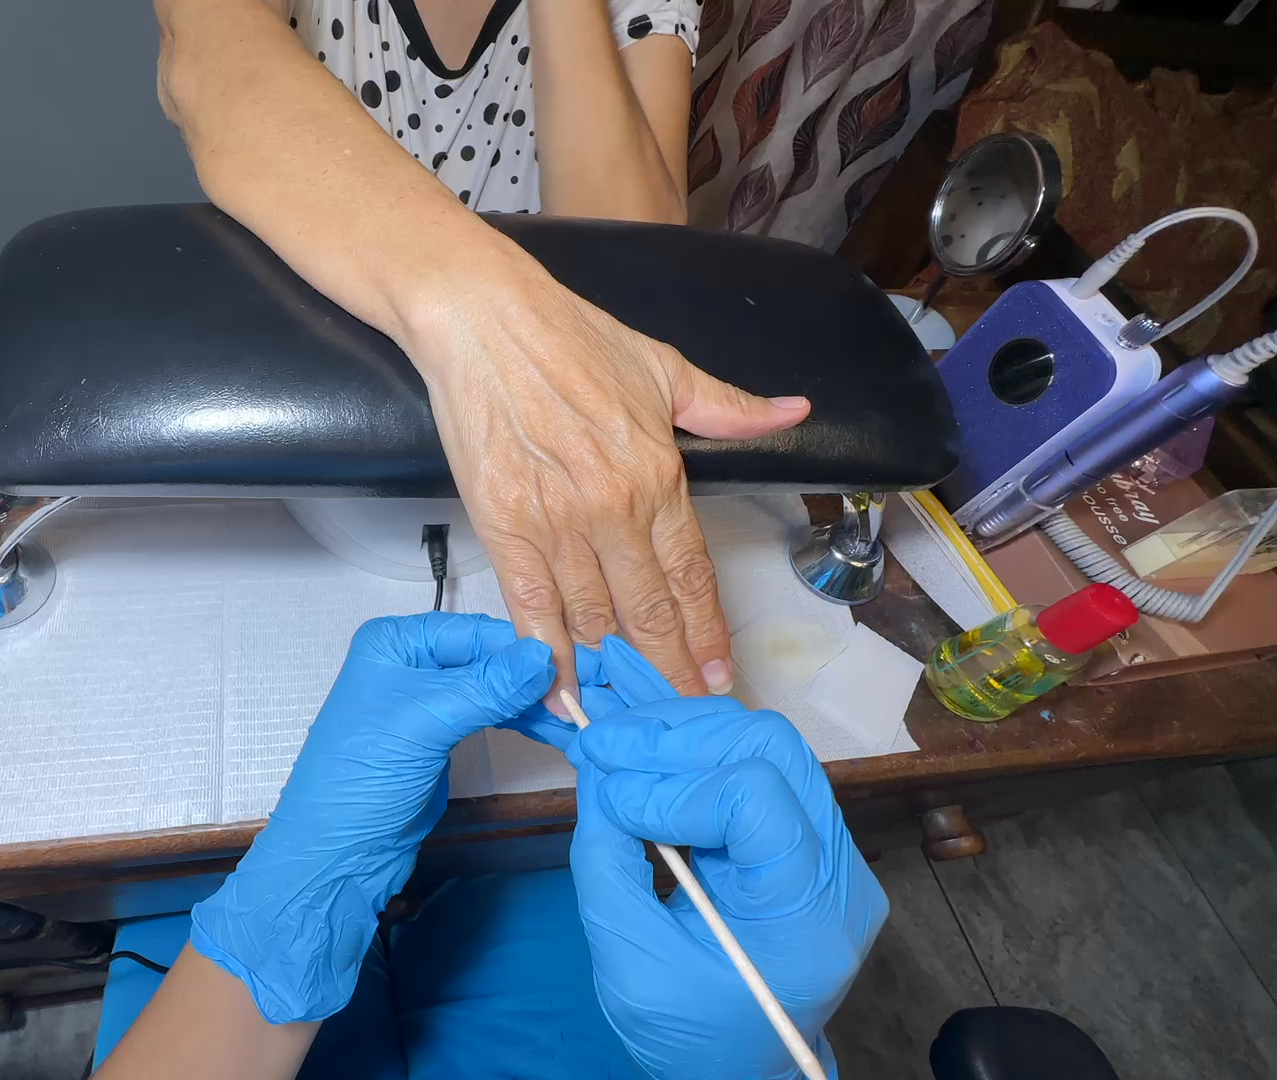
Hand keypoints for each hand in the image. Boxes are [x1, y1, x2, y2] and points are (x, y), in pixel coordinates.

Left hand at [191, 613, 568, 1023]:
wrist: (338, 856)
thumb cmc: (363, 778)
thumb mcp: (425, 722)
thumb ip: (486, 686)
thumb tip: (544, 655)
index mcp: (396, 641)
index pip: (474, 631)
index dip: (525, 648)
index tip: (579, 665)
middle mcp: (412, 661)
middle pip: (488, 657)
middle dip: (535, 678)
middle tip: (588, 695)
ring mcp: (428, 699)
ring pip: (495, 687)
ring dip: (535, 702)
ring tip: (579, 718)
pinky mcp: (442, 733)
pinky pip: (491, 714)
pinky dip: (522, 721)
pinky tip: (554, 729)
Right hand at [405, 269, 807, 703]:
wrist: (484, 323)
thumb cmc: (568, 338)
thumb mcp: (661, 365)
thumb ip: (727, 406)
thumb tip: (792, 415)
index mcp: (657, 474)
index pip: (690, 575)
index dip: (705, 632)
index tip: (717, 677)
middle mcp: (613, 511)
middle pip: (647, 612)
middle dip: (669, 671)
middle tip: (684, 718)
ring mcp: (556, 525)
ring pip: (594, 619)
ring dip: (614, 675)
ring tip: (632, 719)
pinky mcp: (503, 529)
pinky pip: (533, 609)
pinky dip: (548, 658)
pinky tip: (563, 696)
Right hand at [567, 638, 885, 1079]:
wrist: (731, 1063)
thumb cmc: (686, 1033)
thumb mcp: (628, 958)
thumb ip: (607, 854)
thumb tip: (597, 763)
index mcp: (808, 915)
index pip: (754, 797)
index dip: (672, 786)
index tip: (612, 804)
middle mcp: (831, 862)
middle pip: (765, 746)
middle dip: (673, 734)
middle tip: (605, 741)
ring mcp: (814, 835)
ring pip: (753, 735)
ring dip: (674, 722)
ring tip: (613, 725)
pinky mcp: (782, 819)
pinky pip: (736, 751)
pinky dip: (680, 723)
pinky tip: (633, 685)